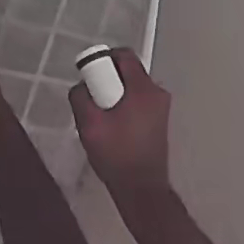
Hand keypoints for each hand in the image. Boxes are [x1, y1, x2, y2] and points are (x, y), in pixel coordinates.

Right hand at [69, 49, 171, 197]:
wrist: (141, 188)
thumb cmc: (116, 155)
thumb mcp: (88, 124)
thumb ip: (81, 97)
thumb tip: (82, 86)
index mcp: (143, 88)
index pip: (124, 55)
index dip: (103, 59)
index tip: (89, 74)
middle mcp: (157, 92)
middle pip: (129, 71)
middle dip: (108, 79)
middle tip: (93, 98)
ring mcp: (162, 107)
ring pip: (133, 87)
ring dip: (116, 94)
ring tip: (101, 117)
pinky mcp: (160, 120)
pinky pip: (139, 101)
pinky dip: (125, 106)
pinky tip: (114, 127)